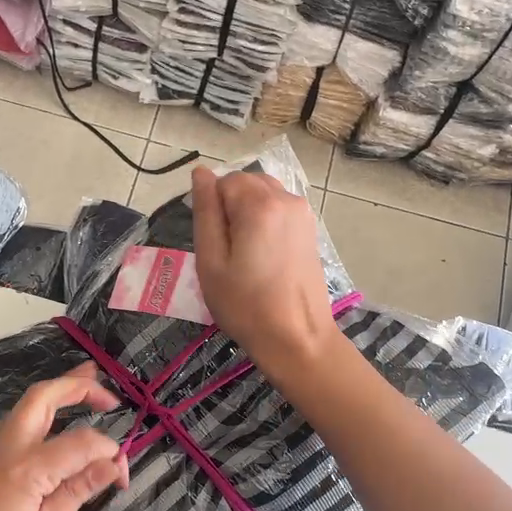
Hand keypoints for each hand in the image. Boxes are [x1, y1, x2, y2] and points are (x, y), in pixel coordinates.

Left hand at [0, 364, 129, 510]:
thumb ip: (76, 494)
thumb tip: (113, 465)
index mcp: (26, 470)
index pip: (79, 442)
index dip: (107, 450)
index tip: (123, 474)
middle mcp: (9, 450)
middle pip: (42, 397)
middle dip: (77, 386)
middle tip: (111, 395)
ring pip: (28, 405)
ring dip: (59, 392)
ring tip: (89, 383)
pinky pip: (20, 424)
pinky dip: (45, 411)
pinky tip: (59, 419)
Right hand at [190, 166, 340, 368]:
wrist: (295, 338)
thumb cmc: (245, 306)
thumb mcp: (211, 262)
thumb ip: (205, 212)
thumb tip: (200, 173)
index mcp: (259, 205)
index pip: (224, 181)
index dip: (212, 210)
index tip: (214, 245)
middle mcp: (286, 199)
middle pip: (247, 183)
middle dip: (231, 208)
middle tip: (227, 252)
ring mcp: (303, 213)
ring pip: (264, 195)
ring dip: (248, 214)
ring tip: (244, 255)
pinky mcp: (310, 229)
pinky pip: (279, 210)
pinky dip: (265, 223)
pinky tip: (263, 257)